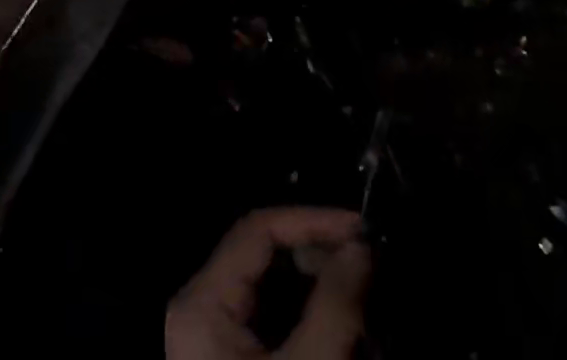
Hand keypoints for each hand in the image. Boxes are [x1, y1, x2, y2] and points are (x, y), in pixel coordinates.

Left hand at [167, 207, 371, 359]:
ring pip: (275, 292)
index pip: (261, 228)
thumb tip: (362, 246)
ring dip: (322, 295)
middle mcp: (197, 311)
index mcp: (199, 305)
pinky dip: (308, 323)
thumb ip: (336, 304)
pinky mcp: (225, 359)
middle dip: (324, 262)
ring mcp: (209, 340)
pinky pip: (270, 324)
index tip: (363, 230)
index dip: (315, 220)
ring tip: (363, 315)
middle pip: (269, 256)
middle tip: (369, 278)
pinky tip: (341, 335)